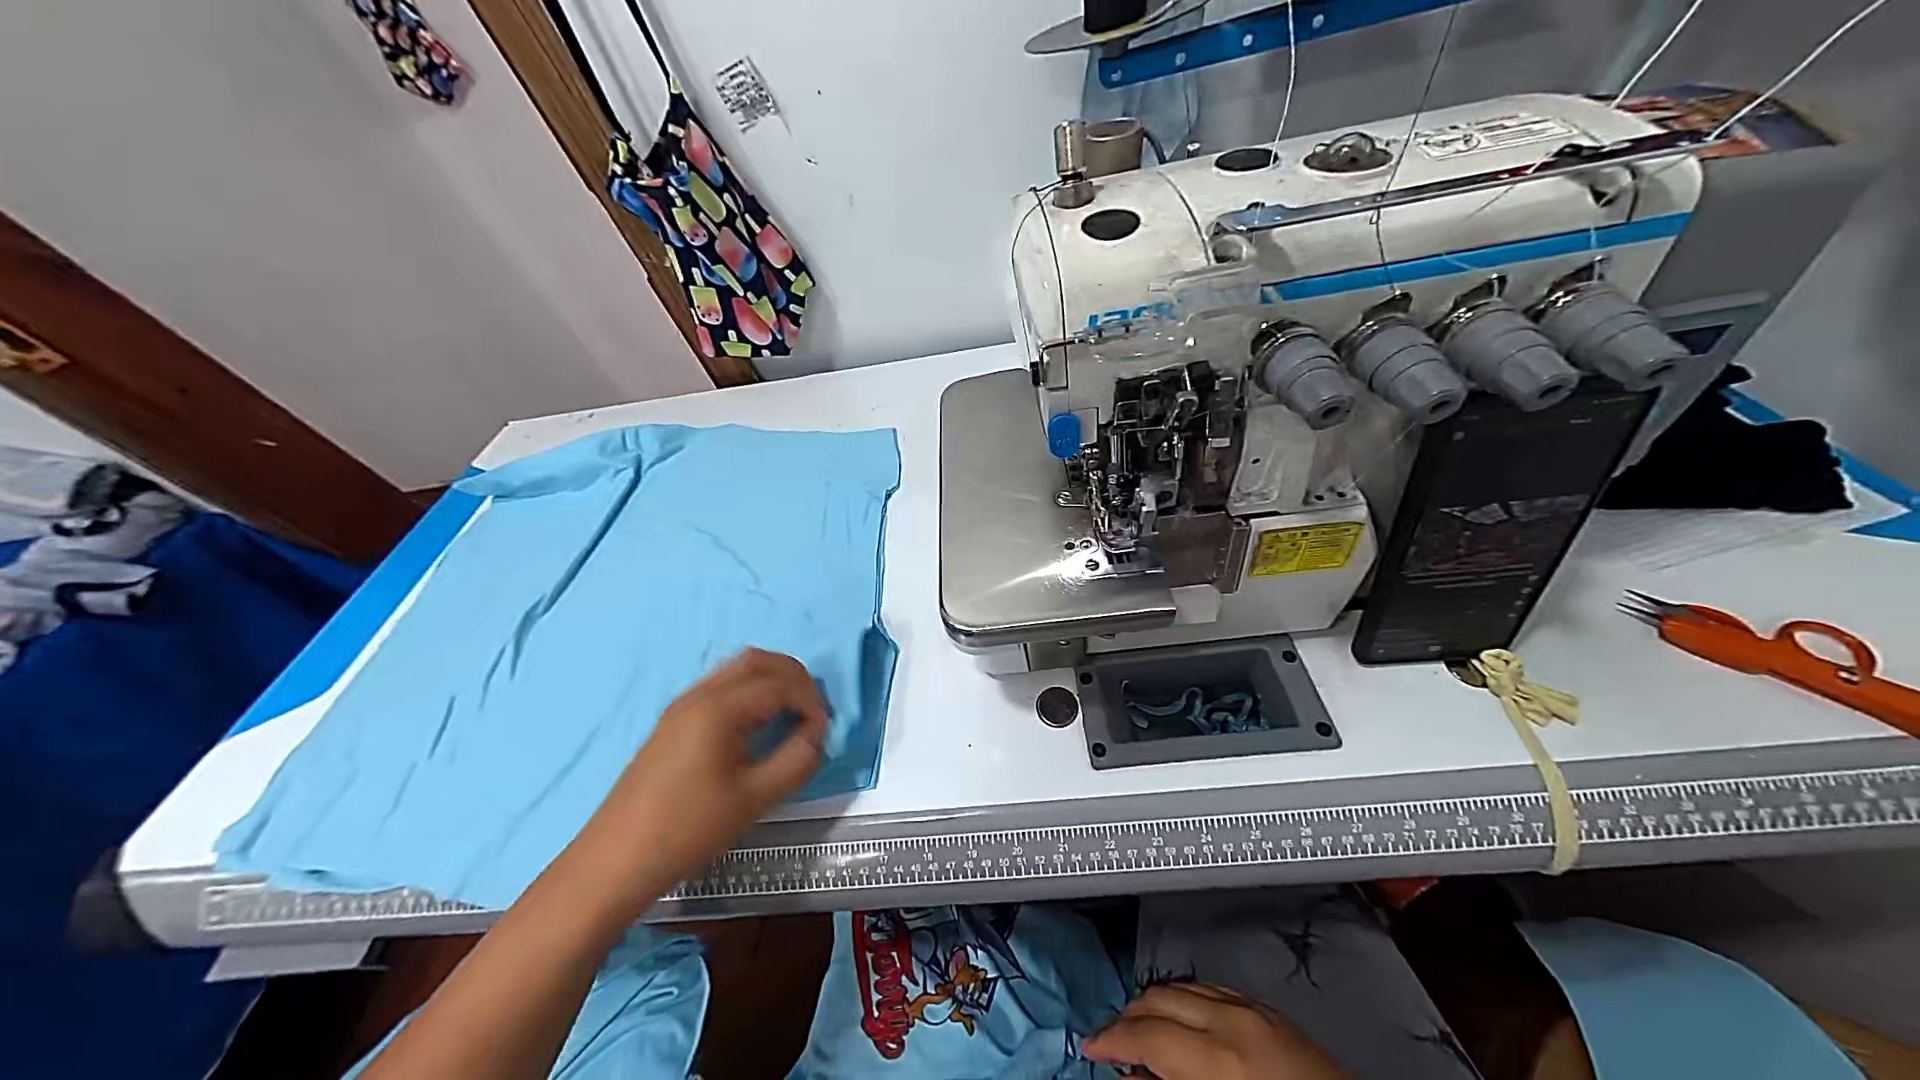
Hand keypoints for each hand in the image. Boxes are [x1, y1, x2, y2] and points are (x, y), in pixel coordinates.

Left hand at [573, 648, 827, 913]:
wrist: (616, 860)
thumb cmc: (686, 830)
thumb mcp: (753, 800)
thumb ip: (795, 762)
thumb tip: (816, 738)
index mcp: (718, 709)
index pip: (779, 684)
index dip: (810, 702)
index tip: (822, 731)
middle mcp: (698, 696)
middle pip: (757, 660)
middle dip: (794, 678)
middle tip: (814, 711)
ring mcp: (681, 707)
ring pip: (737, 669)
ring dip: (772, 680)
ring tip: (792, 714)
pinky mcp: (673, 723)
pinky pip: (721, 686)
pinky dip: (750, 691)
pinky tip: (757, 724)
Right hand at [1083, 983, 1347, 1079]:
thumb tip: (1135, 1074)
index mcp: (1217, 1057)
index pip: (1145, 1034)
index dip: (1110, 1039)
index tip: (1092, 1047)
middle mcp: (1233, 1021)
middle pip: (1158, 999)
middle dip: (1127, 1017)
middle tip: (1112, 1042)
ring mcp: (1255, 1012)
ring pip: (1182, 987)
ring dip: (1155, 1003)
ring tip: (1142, 1029)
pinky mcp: (1272, 1013)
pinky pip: (1213, 989)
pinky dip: (1186, 998)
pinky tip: (1183, 1017)